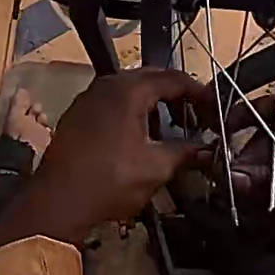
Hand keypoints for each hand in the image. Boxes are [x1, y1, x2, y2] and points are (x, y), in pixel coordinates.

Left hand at [0, 69, 213, 249]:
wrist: (58, 197)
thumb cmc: (110, 179)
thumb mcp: (155, 167)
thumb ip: (185, 152)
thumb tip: (207, 150)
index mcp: (127, 90)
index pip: (172, 78)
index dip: (198, 92)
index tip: (215, 108)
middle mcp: (106, 84)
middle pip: (150, 78)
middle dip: (176, 94)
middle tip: (198, 116)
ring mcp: (89, 96)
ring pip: (129, 89)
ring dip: (154, 102)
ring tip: (173, 126)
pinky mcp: (78, 112)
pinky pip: (113, 101)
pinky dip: (133, 109)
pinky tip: (142, 133)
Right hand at [227, 98, 274, 274]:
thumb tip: (230, 175)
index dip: (250, 114)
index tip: (221, 129)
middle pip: (271, 141)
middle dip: (244, 155)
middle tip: (226, 178)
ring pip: (271, 171)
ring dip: (249, 183)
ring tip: (235, 199)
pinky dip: (261, 205)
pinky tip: (250, 214)